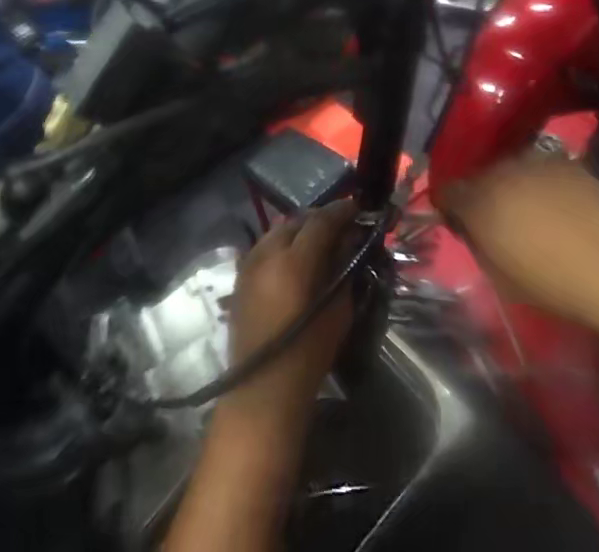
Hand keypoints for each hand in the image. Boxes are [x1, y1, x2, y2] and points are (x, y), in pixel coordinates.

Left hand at [224, 199, 359, 420]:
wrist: (263, 389)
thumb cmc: (310, 352)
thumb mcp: (339, 308)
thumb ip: (343, 267)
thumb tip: (349, 240)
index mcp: (294, 262)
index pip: (321, 221)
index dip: (342, 210)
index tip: (358, 208)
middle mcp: (267, 255)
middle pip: (296, 220)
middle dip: (320, 217)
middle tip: (340, 224)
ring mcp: (249, 265)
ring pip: (276, 231)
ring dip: (299, 228)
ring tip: (317, 238)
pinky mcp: (240, 279)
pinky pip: (264, 247)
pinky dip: (281, 243)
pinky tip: (294, 256)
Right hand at [440, 153, 598, 335]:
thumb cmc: (553, 285)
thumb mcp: (500, 277)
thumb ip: (479, 243)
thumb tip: (473, 228)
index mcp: (481, 202)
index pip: (448, 191)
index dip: (452, 208)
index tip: (463, 224)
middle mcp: (505, 171)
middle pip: (481, 175)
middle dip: (484, 194)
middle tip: (499, 220)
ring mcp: (538, 162)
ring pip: (512, 168)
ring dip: (513, 185)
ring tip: (532, 211)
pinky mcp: (568, 162)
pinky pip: (542, 169)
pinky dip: (542, 183)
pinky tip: (560, 206)